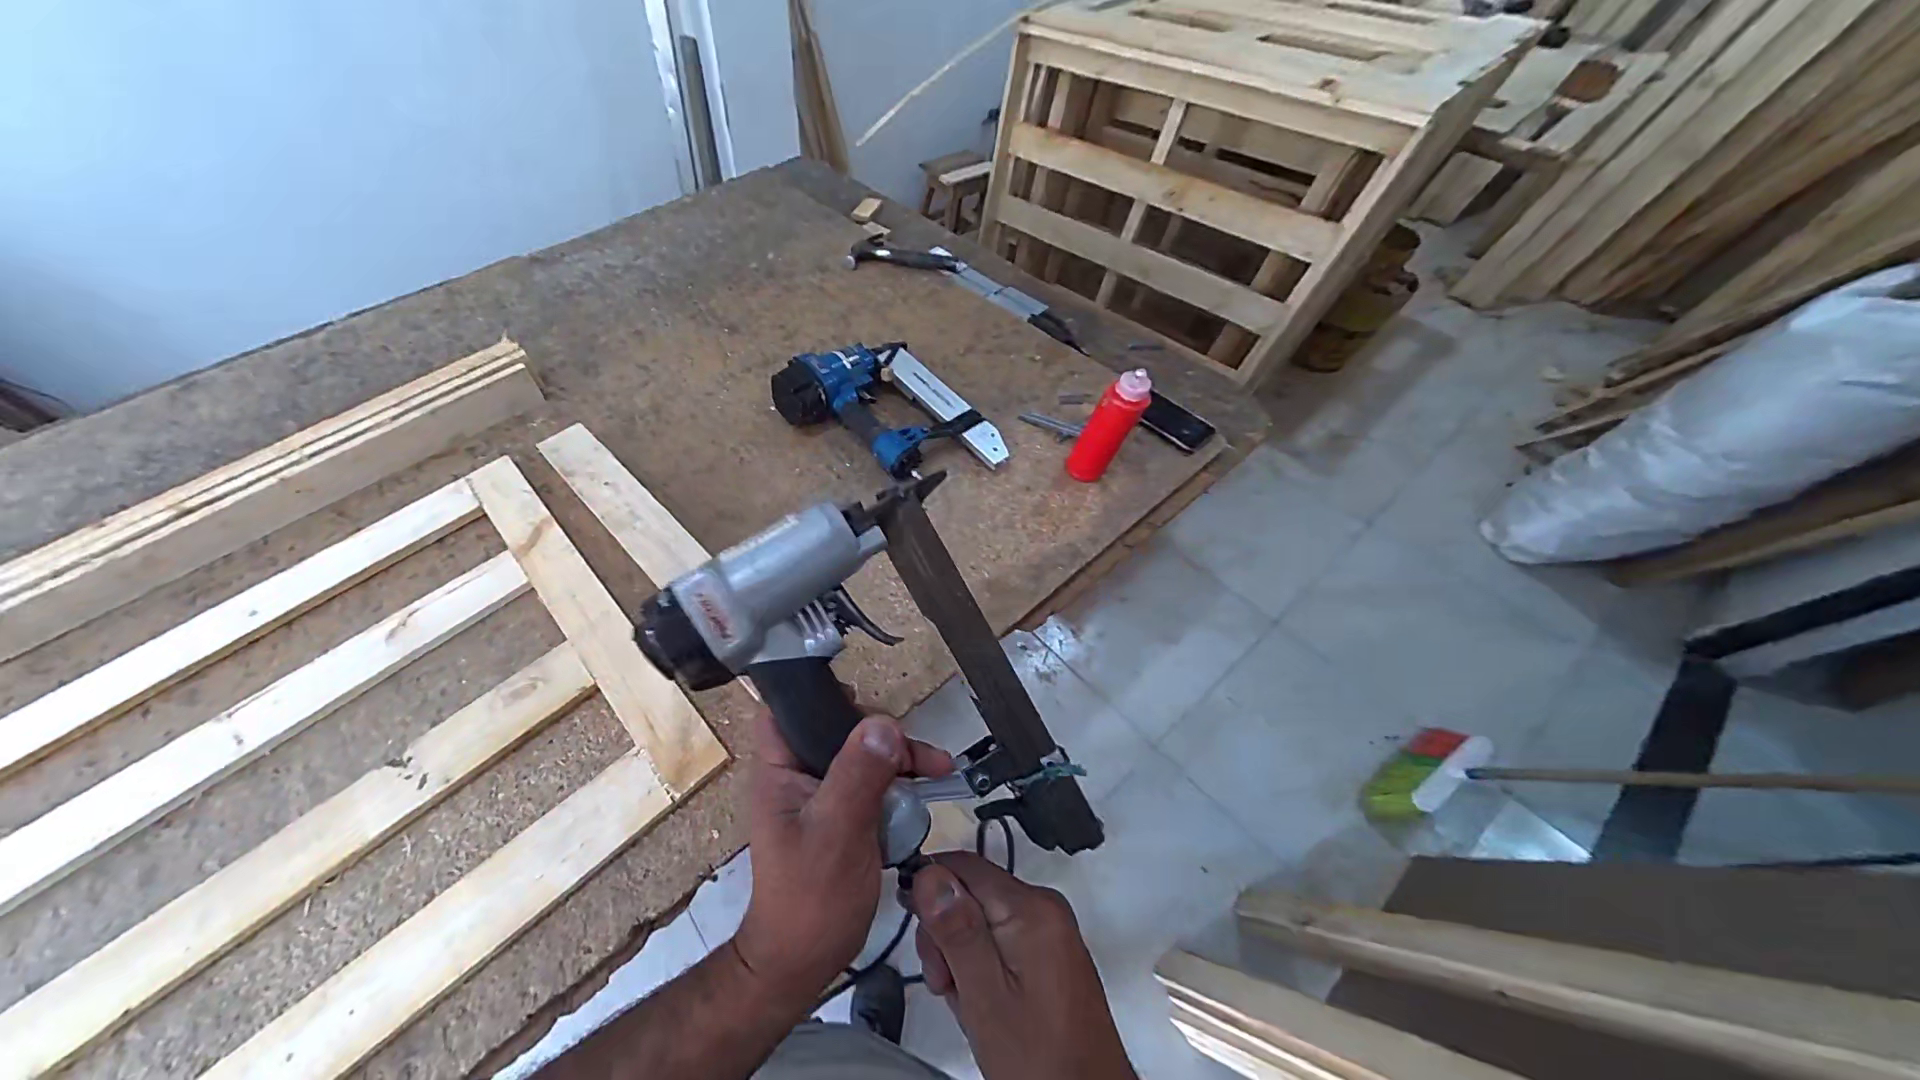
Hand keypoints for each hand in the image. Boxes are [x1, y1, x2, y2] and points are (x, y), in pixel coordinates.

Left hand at [732, 707, 953, 1004]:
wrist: (806, 962)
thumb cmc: (809, 900)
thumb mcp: (836, 833)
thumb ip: (858, 776)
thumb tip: (883, 725)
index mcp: (781, 771)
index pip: (786, 710)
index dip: (816, 695)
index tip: (860, 702)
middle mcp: (800, 774)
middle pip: (838, 726)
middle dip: (879, 730)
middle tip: (912, 750)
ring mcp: (824, 793)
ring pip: (863, 751)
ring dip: (900, 755)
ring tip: (936, 767)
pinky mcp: (846, 812)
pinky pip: (876, 779)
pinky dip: (902, 779)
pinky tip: (927, 786)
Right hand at [910, 852, 1136, 1079]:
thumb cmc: (1043, 1061)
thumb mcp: (985, 998)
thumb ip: (956, 931)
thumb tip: (930, 875)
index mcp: (1031, 909)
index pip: (963, 866)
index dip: (929, 890)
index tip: (916, 926)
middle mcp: (1044, 906)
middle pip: (971, 891)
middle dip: (947, 934)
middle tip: (947, 983)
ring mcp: (1049, 927)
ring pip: (980, 916)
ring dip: (962, 955)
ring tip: (969, 1002)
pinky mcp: (1048, 948)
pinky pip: (999, 937)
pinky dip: (982, 965)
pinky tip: (984, 1000)